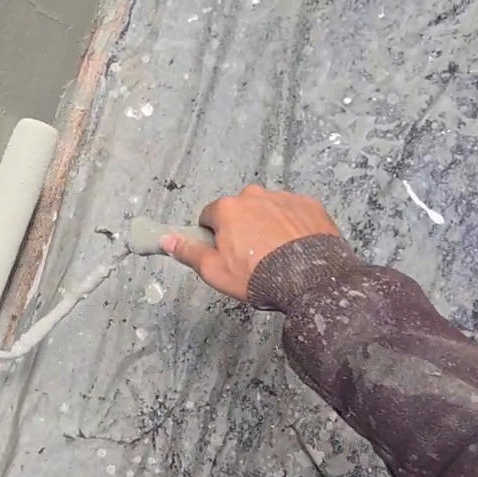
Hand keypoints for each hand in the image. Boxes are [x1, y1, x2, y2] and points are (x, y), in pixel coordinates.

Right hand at [162, 185, 338, 300]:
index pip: (209, 217)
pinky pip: (293, 212)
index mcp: (227, 209)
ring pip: (266, 209)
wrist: (311, 280)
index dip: (214, 237)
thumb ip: (188, 251)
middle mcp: (254, 196)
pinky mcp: (309, 205)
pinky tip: (295, 247)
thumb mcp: (214, 271)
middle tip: (252, 256)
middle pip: (239, 210)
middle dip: (242, 228)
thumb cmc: (259, 277)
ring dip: (267, 225)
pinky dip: (292, 225)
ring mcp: (284, 198)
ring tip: (277, 254)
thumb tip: (166, 239)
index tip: (224, 254)